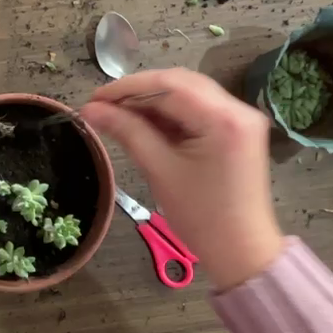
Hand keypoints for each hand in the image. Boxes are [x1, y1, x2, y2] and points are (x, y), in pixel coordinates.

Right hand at [81, 69, 285, 289]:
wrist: (242, 250)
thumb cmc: (201, 216)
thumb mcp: (159, 169)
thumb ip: (126, 131)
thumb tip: (90, 109)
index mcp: (223, 118)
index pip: (169, 85)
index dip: (127, 88)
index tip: (94, 99)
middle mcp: (237, 108)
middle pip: (180, 83)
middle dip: (139, 91)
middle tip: (103, 106)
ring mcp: (240, 117)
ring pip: (188, 93)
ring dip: (152, 100)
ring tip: (119, 114)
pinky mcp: (236, 128)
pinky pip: (198, 108)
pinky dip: (170, 112)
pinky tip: (145, 122)